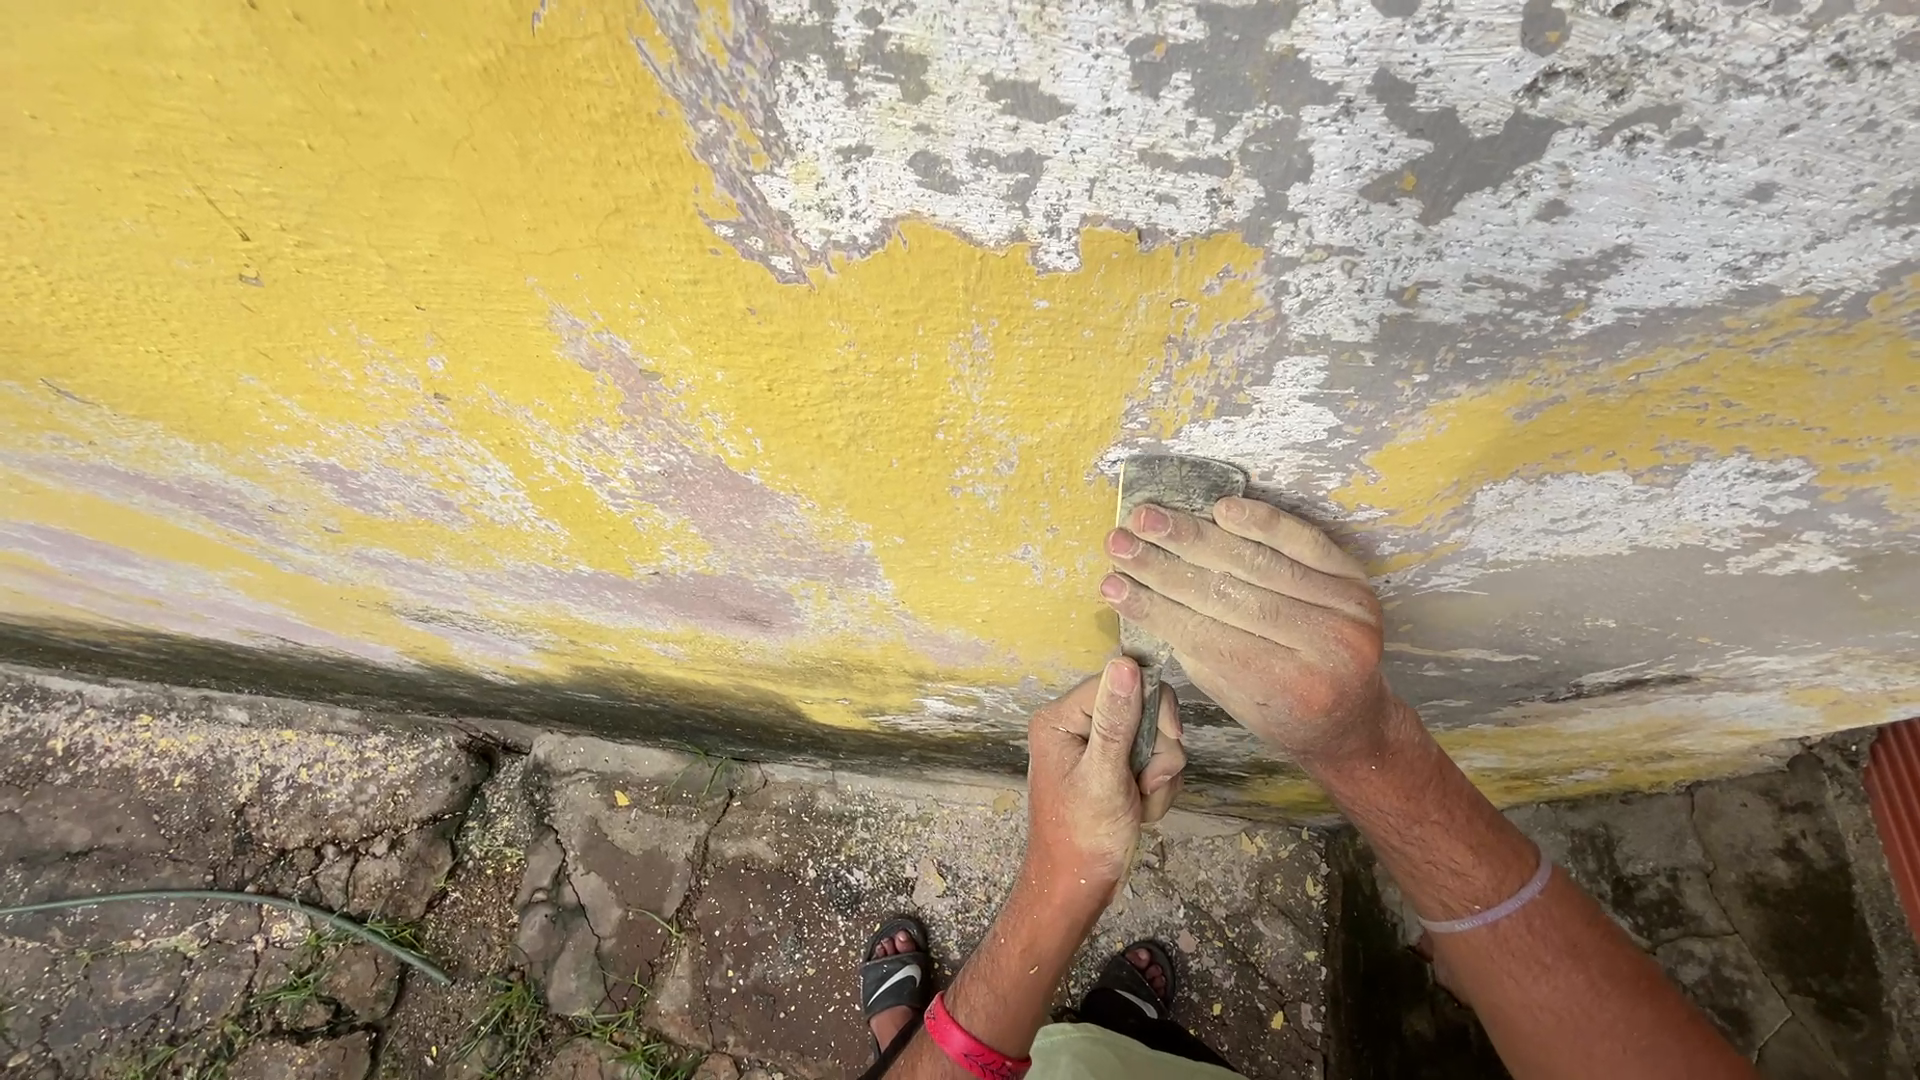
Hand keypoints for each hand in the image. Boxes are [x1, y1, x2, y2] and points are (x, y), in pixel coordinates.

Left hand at [1023, 659, 1185, 893]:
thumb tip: (1124, 663)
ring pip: (1154, 736)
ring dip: (1160, 774)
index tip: (1170, 737)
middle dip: (1157, 749)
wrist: (1078, 889)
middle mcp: (1076, 725)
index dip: (1152, 705)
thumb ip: (1115, 721)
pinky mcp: (1113, 766)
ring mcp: (1096, 747)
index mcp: (1061, 719)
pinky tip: (1141, 809)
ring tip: (1140, 803)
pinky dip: (1157, 787)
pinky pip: (1153, 760)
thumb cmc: (1083, 838)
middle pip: (1141, 706)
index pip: (1118, 680)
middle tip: (1148, 783)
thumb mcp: (1103, 777)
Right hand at [1099, 496, 1400, 766]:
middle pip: (1224, 593)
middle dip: (1162, 564)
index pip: (1202, 635)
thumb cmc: (1278, 709)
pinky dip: (1259, 521)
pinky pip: (1302, 540)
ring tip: (1148, 518)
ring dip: (1193, 535)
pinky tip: (1219, 508)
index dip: (1151, 607)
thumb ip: (1191, 644)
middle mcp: (1324, 648)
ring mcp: (1346, 610)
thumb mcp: (1226, 694)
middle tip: (1119, 541)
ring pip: (1254, 562)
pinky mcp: (1356, 580)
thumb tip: (1138, 591)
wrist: (1351, 718)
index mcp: (1287, 688)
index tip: (1110, 583)